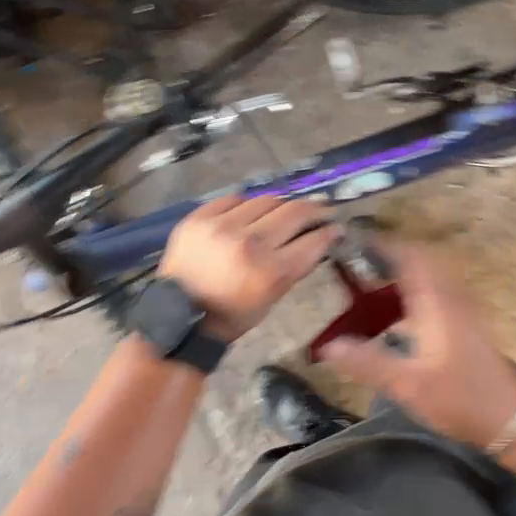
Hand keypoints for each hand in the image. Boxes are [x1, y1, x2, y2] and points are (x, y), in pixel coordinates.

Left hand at [159, 195, 339, 341]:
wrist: (179, 316)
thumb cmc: (231, 315)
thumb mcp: (271, 298)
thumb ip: (294, 266)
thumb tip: (317, 238)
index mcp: (270, 272)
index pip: (312, 240)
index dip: (329, 230)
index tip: (335, 226)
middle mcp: (249, 243)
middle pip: (294, 211)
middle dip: (314, 209)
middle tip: (321, 209)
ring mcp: (222, 226)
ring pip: (266, 199)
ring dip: (281, 205)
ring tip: (284, 211)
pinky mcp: (200, 217)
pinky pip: (234, 199)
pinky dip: (247, 205)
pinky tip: (250, 213)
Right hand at [319, 240, 515, 450]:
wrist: (512, 421)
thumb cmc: (461, 399)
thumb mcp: (407, 386)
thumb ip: (368, 362)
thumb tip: (328, 345)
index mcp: (437, 303)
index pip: (410, 256)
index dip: (382, 244)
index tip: (353, 242)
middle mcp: (451, 298)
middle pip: (420, 261)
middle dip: (388, 257)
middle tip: (356, 264)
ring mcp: (463, 310)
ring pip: (429, 276)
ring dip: (401, 274)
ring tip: (368, 286)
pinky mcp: (467, 324)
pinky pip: (435, 292)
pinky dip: (413, 292)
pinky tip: (395, 315)